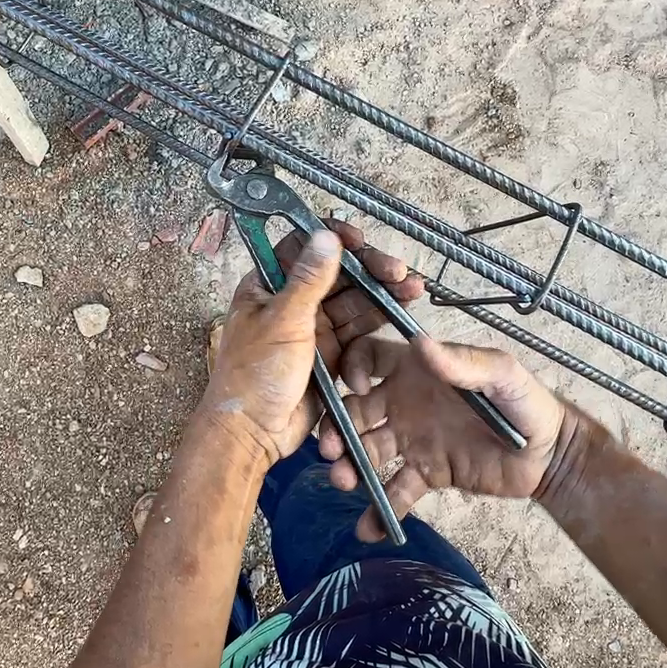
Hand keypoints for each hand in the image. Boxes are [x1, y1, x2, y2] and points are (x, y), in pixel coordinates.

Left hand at [203, 221, 427, 463]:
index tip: (359, 238)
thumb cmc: (255, 373)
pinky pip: (358, 328)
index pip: (301, 246)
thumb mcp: (283, 320)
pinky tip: (402, 308)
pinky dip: (379, 318)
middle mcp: (291, 299)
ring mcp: (312, 325)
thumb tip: (326, 235)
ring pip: (352, 300)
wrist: (254, 432)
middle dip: (368, 268)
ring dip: (381, 291)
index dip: (331, 237)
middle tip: (398, 270)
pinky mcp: (331, 352)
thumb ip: (309, 279)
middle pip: (335, 272)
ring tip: (412, 287)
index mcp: (267, 283)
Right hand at [318, 337, 582, 540]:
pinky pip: (396, 490)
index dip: (351, 367)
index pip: (366, 357)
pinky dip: (380, 510)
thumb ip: (462, 361)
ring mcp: (412, 439)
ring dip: (349, 465)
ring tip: (343, 482)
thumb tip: (420, 343)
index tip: (356, 387)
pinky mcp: (427, 474)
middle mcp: (402, 400)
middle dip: (336, 426)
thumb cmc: (525, 401)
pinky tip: (368, 529)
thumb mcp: (501, 372)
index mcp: (414, 369)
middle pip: (354, 408)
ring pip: (367, 450)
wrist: (551, 457)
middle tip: (329, 449)